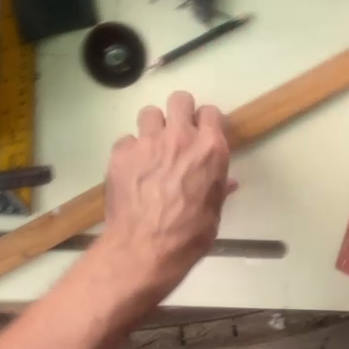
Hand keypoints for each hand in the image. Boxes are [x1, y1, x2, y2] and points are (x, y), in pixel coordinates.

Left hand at [94, 91, 231, 303]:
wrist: (144, 248)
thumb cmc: (188, 236)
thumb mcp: (214, 213)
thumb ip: (218, 188)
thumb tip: (228, 182)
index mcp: (209, 150)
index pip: (210, 112)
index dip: (205, 122)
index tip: (202, 133)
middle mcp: (179, 137)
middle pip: (180, 100)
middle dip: (179, 111)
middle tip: (176, 132)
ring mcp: (147, 142)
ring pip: (149, 113)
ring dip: (152, 127)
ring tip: (151, 148)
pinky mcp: (121, 153)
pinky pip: (126, 140)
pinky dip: (130, 151)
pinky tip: (131, 170)